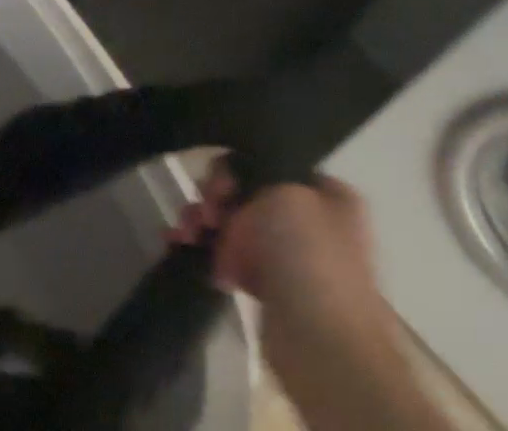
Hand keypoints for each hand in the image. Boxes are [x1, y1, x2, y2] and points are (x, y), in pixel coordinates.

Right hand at [173, 166, 448, 430]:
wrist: (320, 342)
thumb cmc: (307, 257)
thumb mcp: (281, 191)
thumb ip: (252, 173)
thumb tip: (234, 182)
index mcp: (327, 193)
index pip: (269, 163)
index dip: (236, 169)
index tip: (216, 187)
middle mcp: (312, 218)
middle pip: (246, 193)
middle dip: (214, 199)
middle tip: (204, 216)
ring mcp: (291, 254)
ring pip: (234, 224)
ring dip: (203, 223)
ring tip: (183, 234)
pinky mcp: (270, 285)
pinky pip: (230, 255)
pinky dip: (206, 251)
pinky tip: (180, 246)